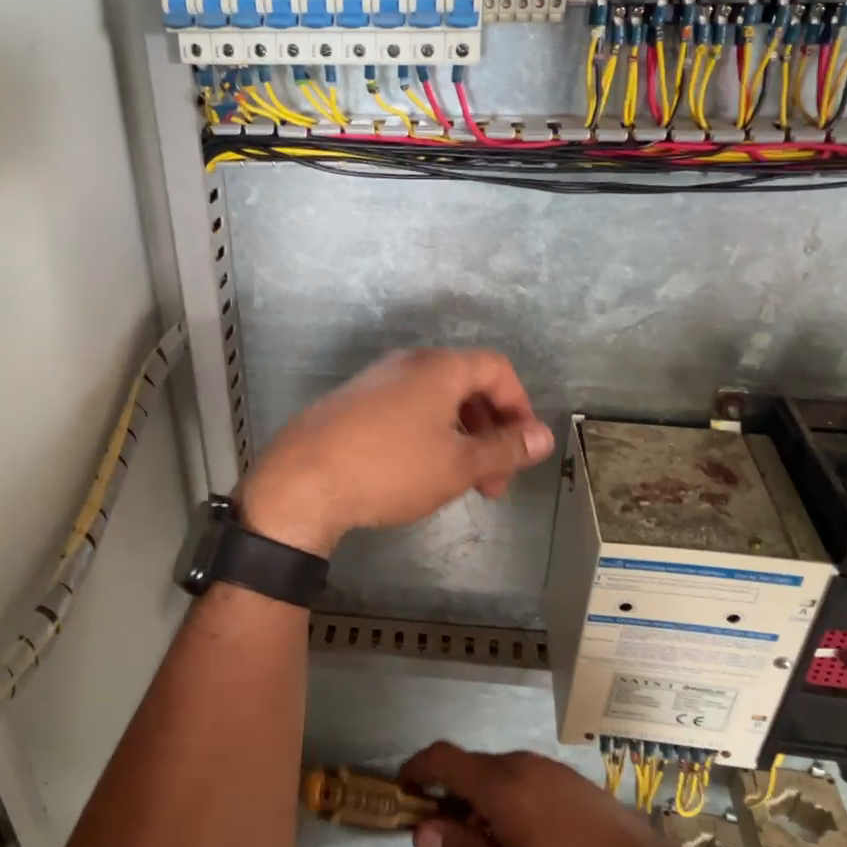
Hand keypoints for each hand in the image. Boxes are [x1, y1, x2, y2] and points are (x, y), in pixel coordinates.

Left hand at [235, 348, 553, 556]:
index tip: (524, 446)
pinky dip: (426, 435)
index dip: (519, 405)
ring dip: (459, 437)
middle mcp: (406, 363)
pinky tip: (418, 474)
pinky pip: (404, 410)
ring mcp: (374, 381)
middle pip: (465, 384)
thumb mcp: (458, 465)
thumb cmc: (389, 469)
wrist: (301, 481)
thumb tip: (544, 436)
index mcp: (438, 367)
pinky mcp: (351, 403)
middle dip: (489, 430)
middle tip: (496, 479)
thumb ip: (505, 448)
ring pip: (434, 401)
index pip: (496, 368)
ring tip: (462, 483)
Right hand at [400, 743, 679, 846]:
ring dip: (481, 799)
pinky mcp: (572, 780)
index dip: (416, 769)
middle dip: (450, 795)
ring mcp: (551, 768)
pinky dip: (510, 798)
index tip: (402, 792)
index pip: (443, 757)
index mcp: (502, 785)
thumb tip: (422, 831)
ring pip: (499, 774)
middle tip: (444, 836)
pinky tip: (523, 836)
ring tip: (486, 843)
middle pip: (471, 767)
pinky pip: (526, 779)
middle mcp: (522, 764)